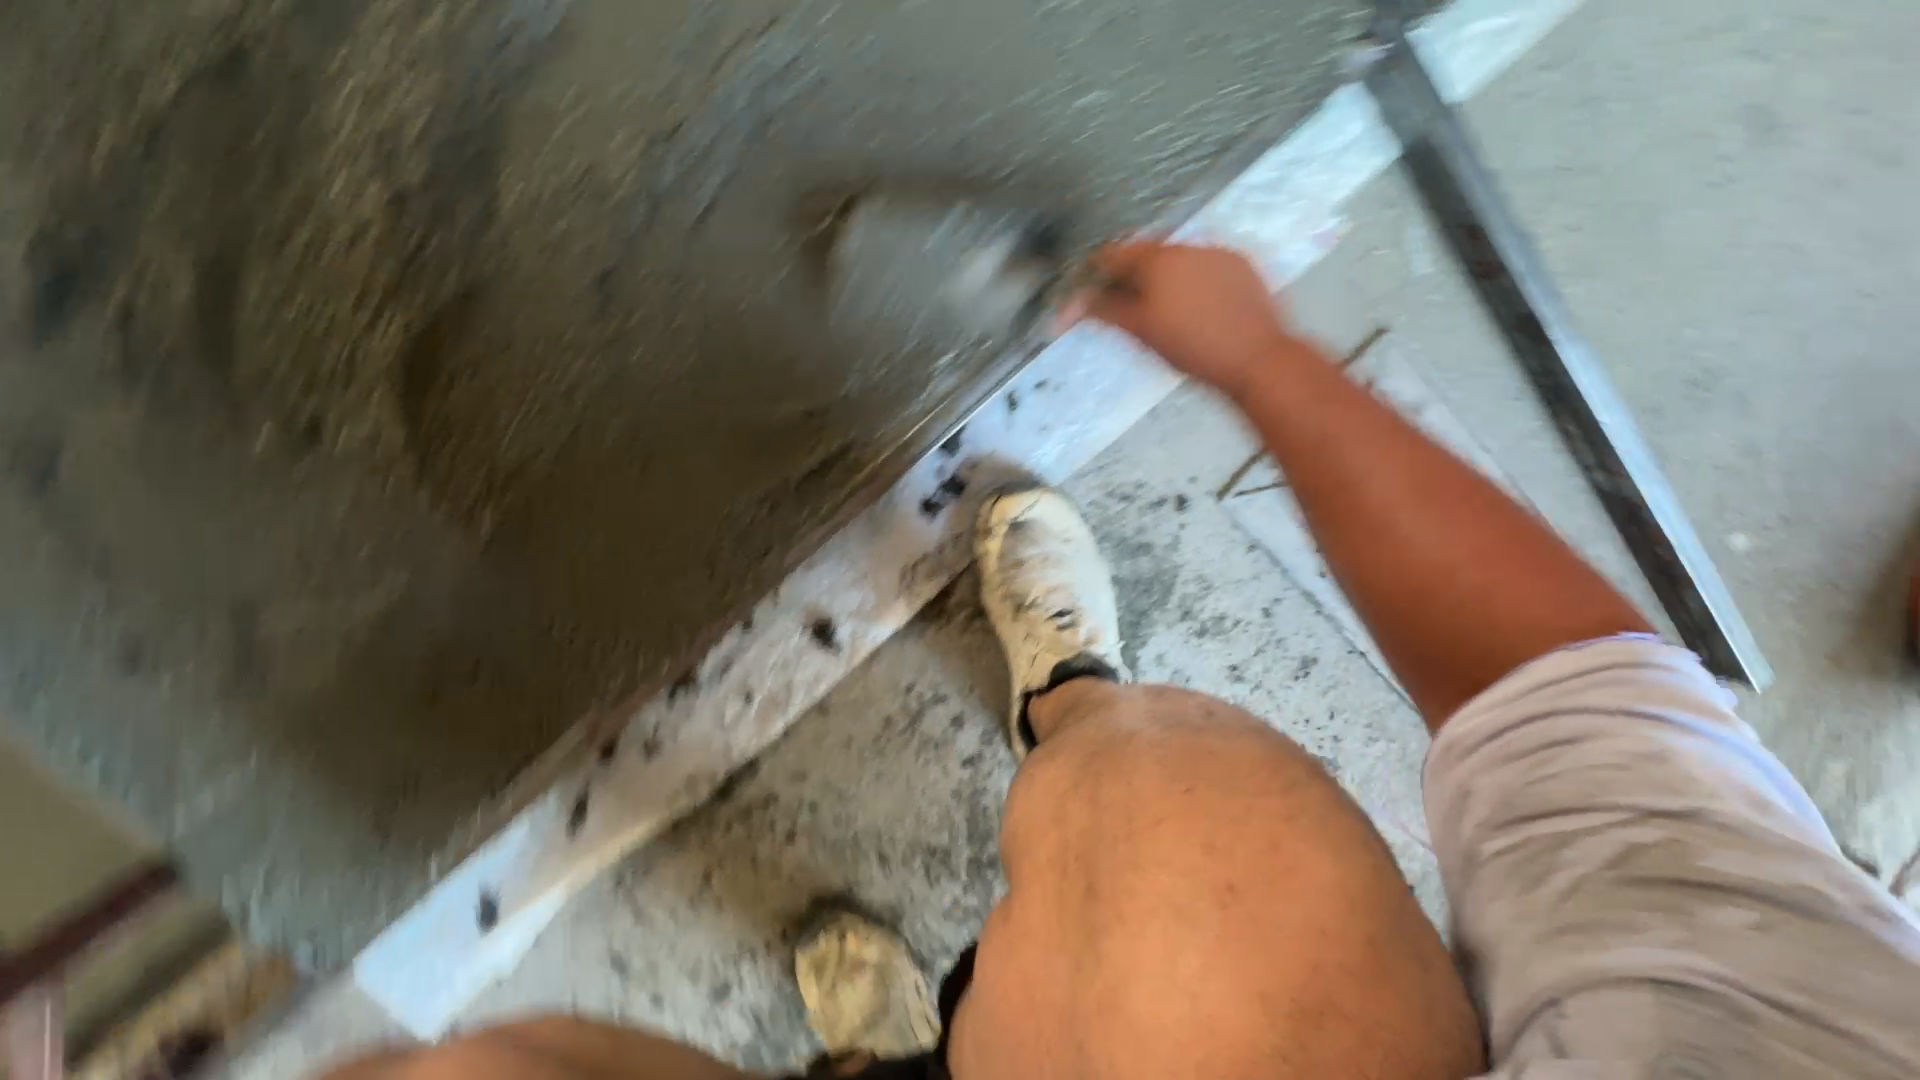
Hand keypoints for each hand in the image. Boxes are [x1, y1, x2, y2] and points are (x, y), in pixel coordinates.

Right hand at [1075, 241, 1301, 396]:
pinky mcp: (1241, 264)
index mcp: (1156, 259)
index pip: (1112, 255)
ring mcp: (1217, 251)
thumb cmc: (1192, 349)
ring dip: (1163, 274)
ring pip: (1176, 256)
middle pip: (1145, 252)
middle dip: (1131, 273)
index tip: (1090, 291)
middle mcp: (1185, 245)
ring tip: (1165, 308)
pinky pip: (1206, 263)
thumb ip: (1104, 310)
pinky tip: (1197, 305)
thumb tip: (1070, 304)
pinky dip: (1193, 278)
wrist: (1256, 358)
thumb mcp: (1141, 332)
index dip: (1095, 272)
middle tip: (1126, 304)